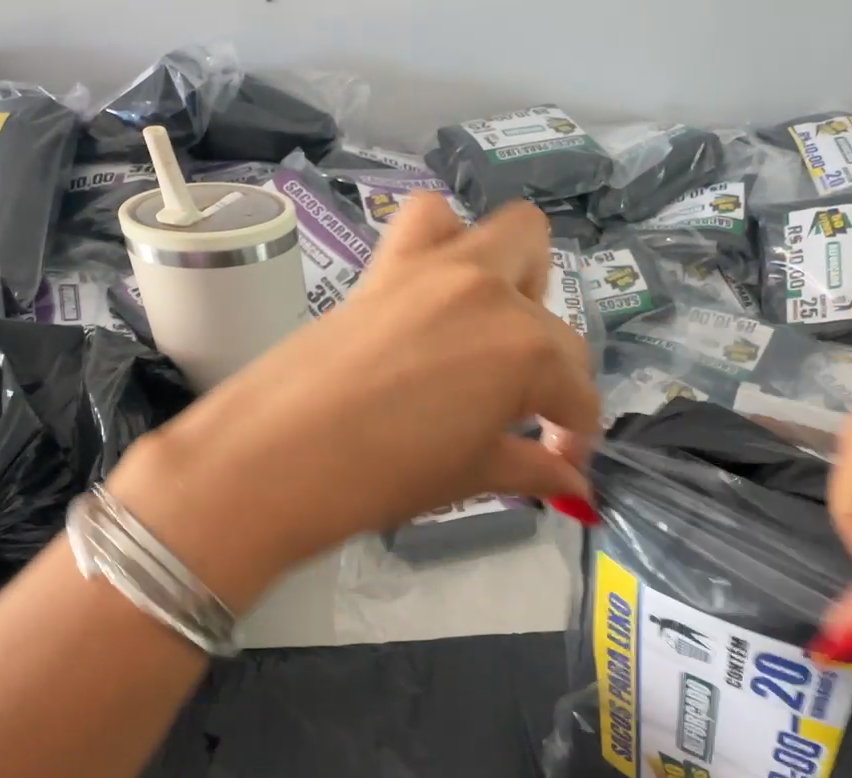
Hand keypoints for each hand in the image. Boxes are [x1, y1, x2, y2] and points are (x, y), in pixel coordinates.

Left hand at [107, 194, 598, 608]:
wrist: (274, 461)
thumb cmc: (384, 479)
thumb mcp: (472, 477)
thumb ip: (533, 470)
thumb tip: (575, 484)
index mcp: (526, 353)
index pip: (578, 394)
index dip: (578, 434)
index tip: (564, 464)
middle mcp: (495, 294)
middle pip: (558, 326)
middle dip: (557, 374)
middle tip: (525, 416)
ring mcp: (441, 267)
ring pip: (517, 238)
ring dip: (524, 283)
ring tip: (495, 337)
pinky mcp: (390, 262)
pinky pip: (433, 219)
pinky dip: (449, 243)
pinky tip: (440, 293)